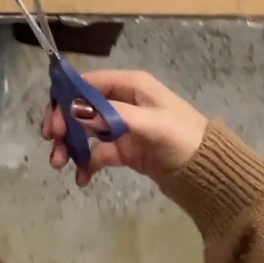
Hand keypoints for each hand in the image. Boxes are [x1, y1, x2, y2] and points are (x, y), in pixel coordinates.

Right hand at [42, 70, 209, 186]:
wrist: (211, 176)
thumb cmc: (183, 140)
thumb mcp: (151, 124)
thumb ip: (113, 115)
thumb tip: (75, 109)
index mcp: (130, 85)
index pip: (87, 84)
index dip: (66, 99)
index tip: (53, 123)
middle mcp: (123, 102)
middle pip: (82, 106)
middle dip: (64, 124)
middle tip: (53, 144)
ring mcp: (122, 127)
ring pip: (86, 130)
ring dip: (71, 145)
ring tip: (61, 165)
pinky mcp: (125, 150)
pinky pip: (98, 153)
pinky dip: (87, 163)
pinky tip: (82, 178)